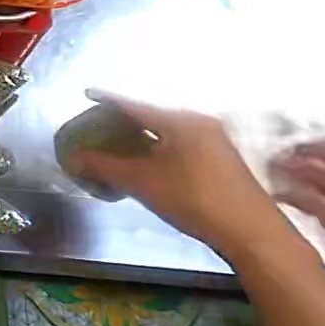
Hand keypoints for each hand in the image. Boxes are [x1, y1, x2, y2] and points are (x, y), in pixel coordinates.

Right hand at [63, 94, 292, 260]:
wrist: (250, 231)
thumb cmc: (193, 199)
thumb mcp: (141, 182)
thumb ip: (104, 166)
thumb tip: (74, 158)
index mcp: (179, 121)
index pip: (134, 105)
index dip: (108, 100)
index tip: (88, 94)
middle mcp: (199, 122)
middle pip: (152, 115)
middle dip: (123, 119)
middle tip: (99, 123)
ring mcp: (214, 139)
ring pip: (167, 130)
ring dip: (141, 135)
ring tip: (118, 142)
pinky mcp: (220, 157)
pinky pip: (179, 142)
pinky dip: (157, 146)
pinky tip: (146, 160)